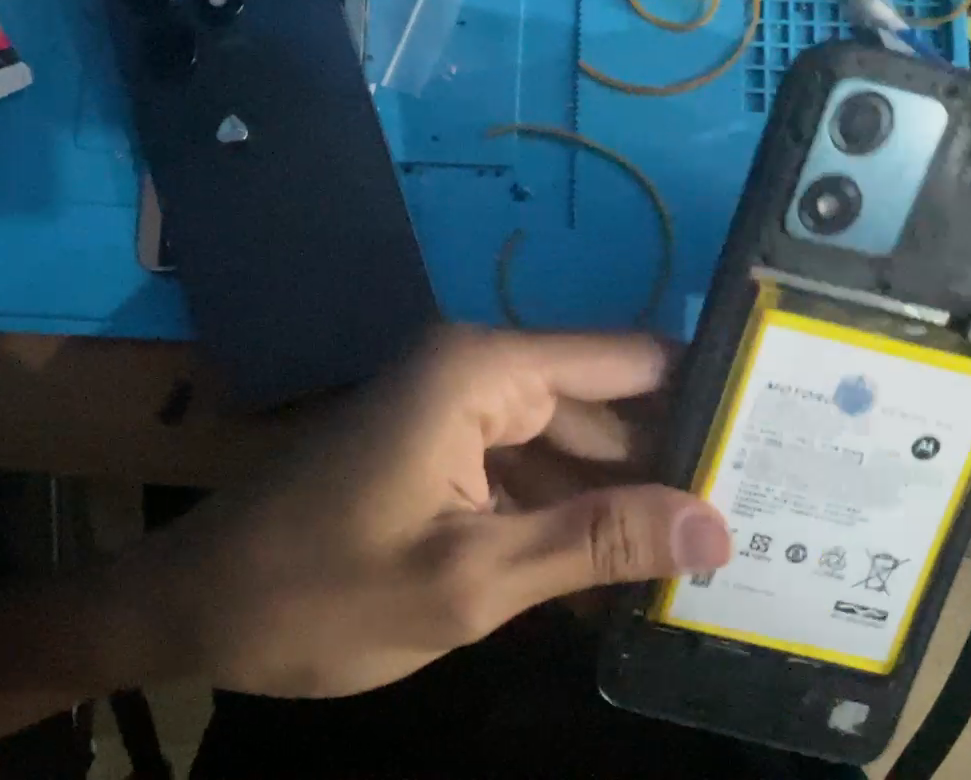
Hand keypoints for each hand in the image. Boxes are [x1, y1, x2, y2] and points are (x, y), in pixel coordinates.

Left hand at [91, 328, 732, 697]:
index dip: (700, 393)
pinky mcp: (441, 457)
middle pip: (603, 408)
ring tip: (719, 549)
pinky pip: (526, 478)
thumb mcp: (469, 578)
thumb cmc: (321, 590)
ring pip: (568, 450)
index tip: (776, 433)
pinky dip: (569, 519)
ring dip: (624, 500)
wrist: (195, 609)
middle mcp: (476, 375)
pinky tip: (627, 573)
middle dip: (670, 460)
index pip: (624, 362)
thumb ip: (594, 544)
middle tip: (765, 513)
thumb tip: (714, 524)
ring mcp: (456, 417)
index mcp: (483, 372)